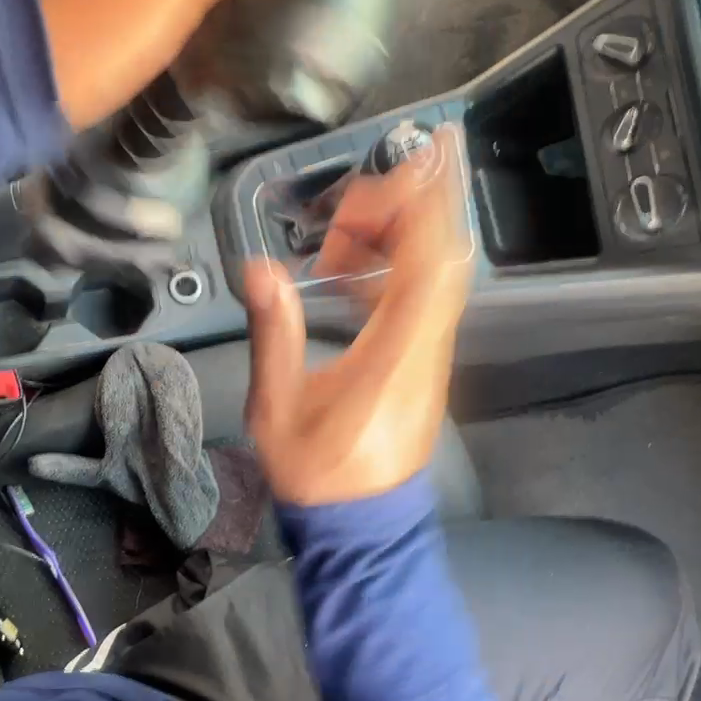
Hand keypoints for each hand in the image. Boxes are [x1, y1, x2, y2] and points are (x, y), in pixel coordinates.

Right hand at [244, 124, 472, 505]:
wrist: (360, 529)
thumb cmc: (317, 472)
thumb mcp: (278, 407)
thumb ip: (273, 334)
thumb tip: (259, 271)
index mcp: (394, 357)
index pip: (427, 267)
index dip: (423, 208)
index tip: (399, 172)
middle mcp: (427, 351)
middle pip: (441, 261)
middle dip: (408, 212)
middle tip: (354, 201)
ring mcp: (432, 360)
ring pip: (435, 280)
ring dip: (396, 242)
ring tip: (343, 234)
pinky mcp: (425, 368)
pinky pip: (423, 303)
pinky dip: (393, 274)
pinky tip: (348, 277)